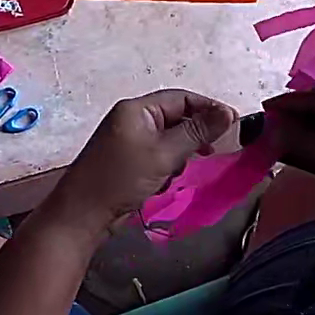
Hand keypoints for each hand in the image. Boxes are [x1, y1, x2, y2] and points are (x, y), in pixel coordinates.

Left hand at [47, 89, 236, 235]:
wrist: (81, 216)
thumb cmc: (122, 179)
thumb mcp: (165, 154)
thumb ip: (198, 132)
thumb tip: (228, 112)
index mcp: (137, 109)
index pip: (182, 98)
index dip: (209, 109)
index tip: (233, 124)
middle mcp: (132, 119)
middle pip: (176, 117)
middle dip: (195, 134)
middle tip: (215, 149)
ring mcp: (128, 140)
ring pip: (169, 138)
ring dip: (181, 152)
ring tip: (185, 168)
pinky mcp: (127, 160)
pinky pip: (158, 154)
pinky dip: (168, 164)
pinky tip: (166, 180)